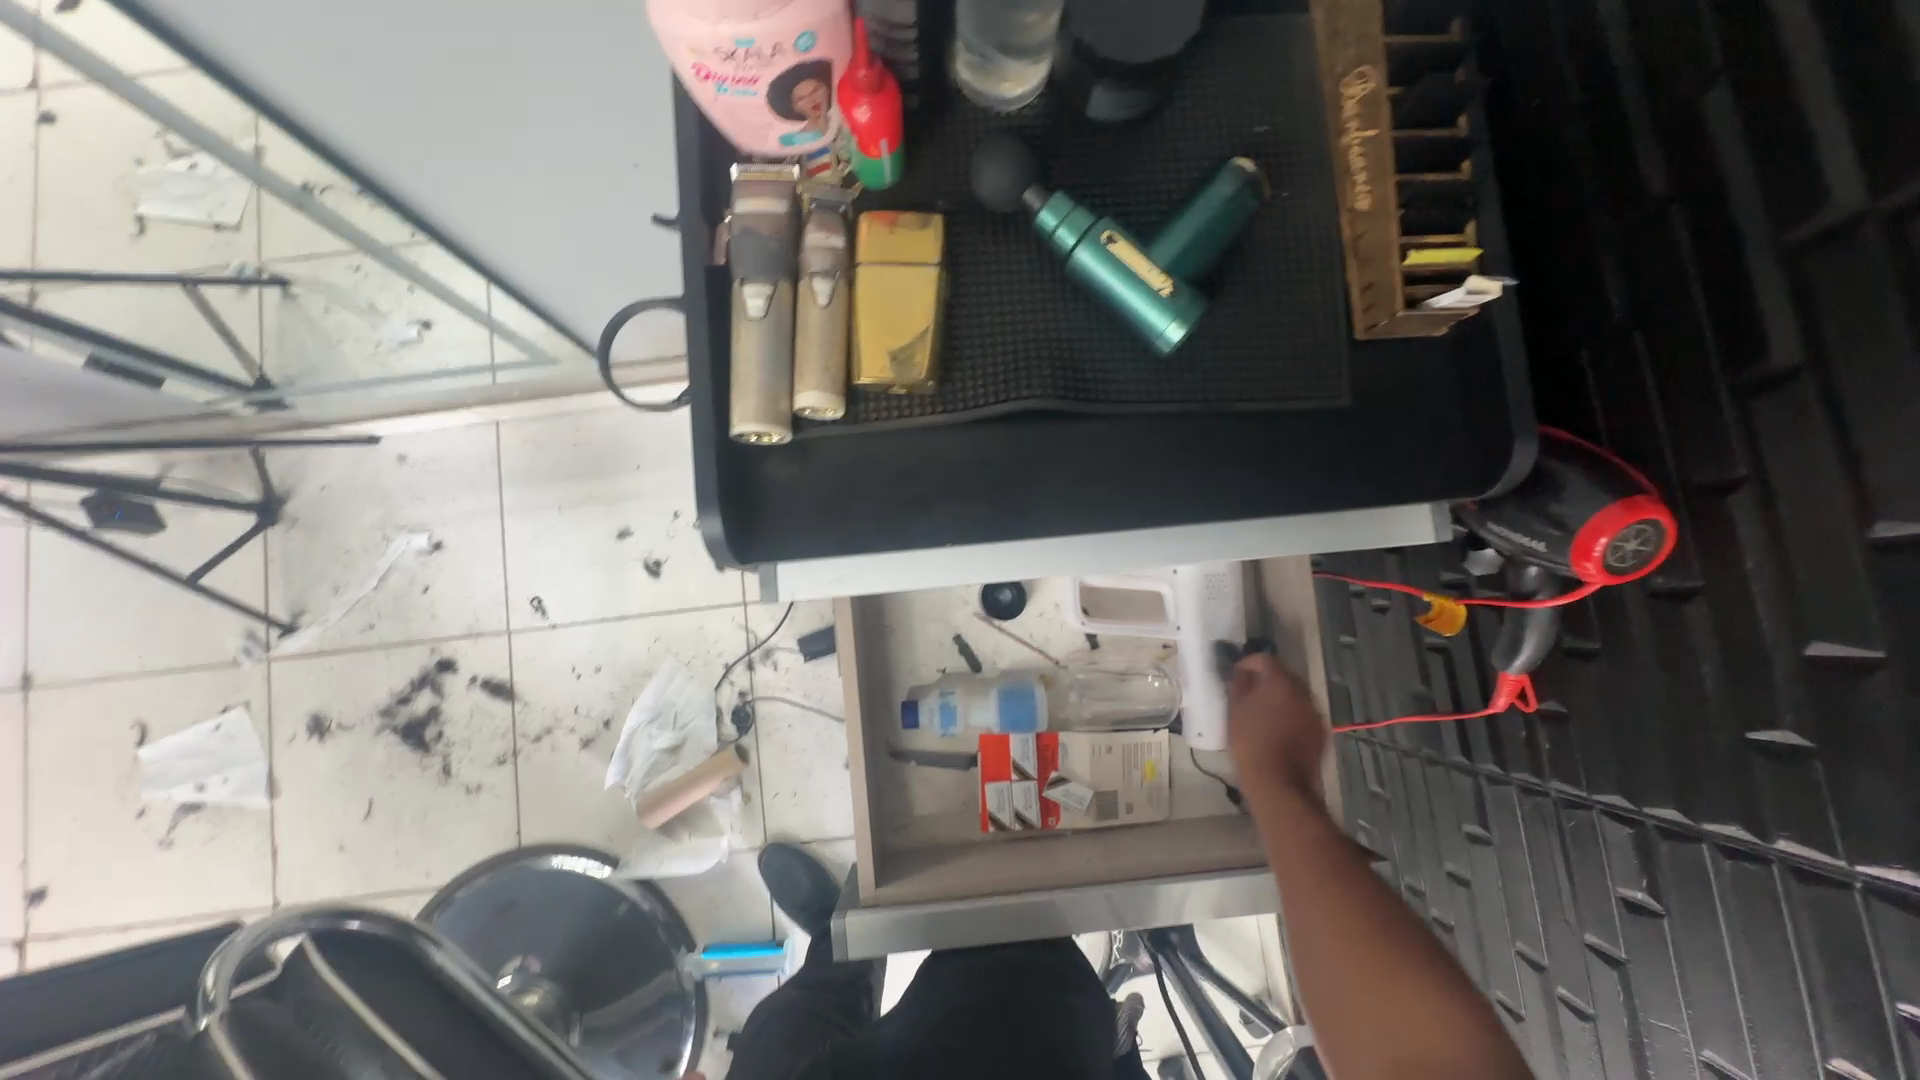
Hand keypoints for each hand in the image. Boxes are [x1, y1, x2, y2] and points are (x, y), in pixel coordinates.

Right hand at [1226, 653, 1326, 806]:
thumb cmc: (1251, 744)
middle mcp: (1303, 692)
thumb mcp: (1235, 713)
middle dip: (1266, 681)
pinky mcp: (1321, 732)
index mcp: (1280, 682)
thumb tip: (1242, 674)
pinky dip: (1291, 715)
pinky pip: (1303, 713)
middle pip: (1283, 675)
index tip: (1235, 675)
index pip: (1264, 659)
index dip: (1247, 663)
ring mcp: (1315, 712)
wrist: (1280, 784)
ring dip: (1280, 698)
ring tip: (1262, 714)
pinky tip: (1277, 730)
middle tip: (1248, 694)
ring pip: (1295, 695)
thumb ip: (1239, 686)